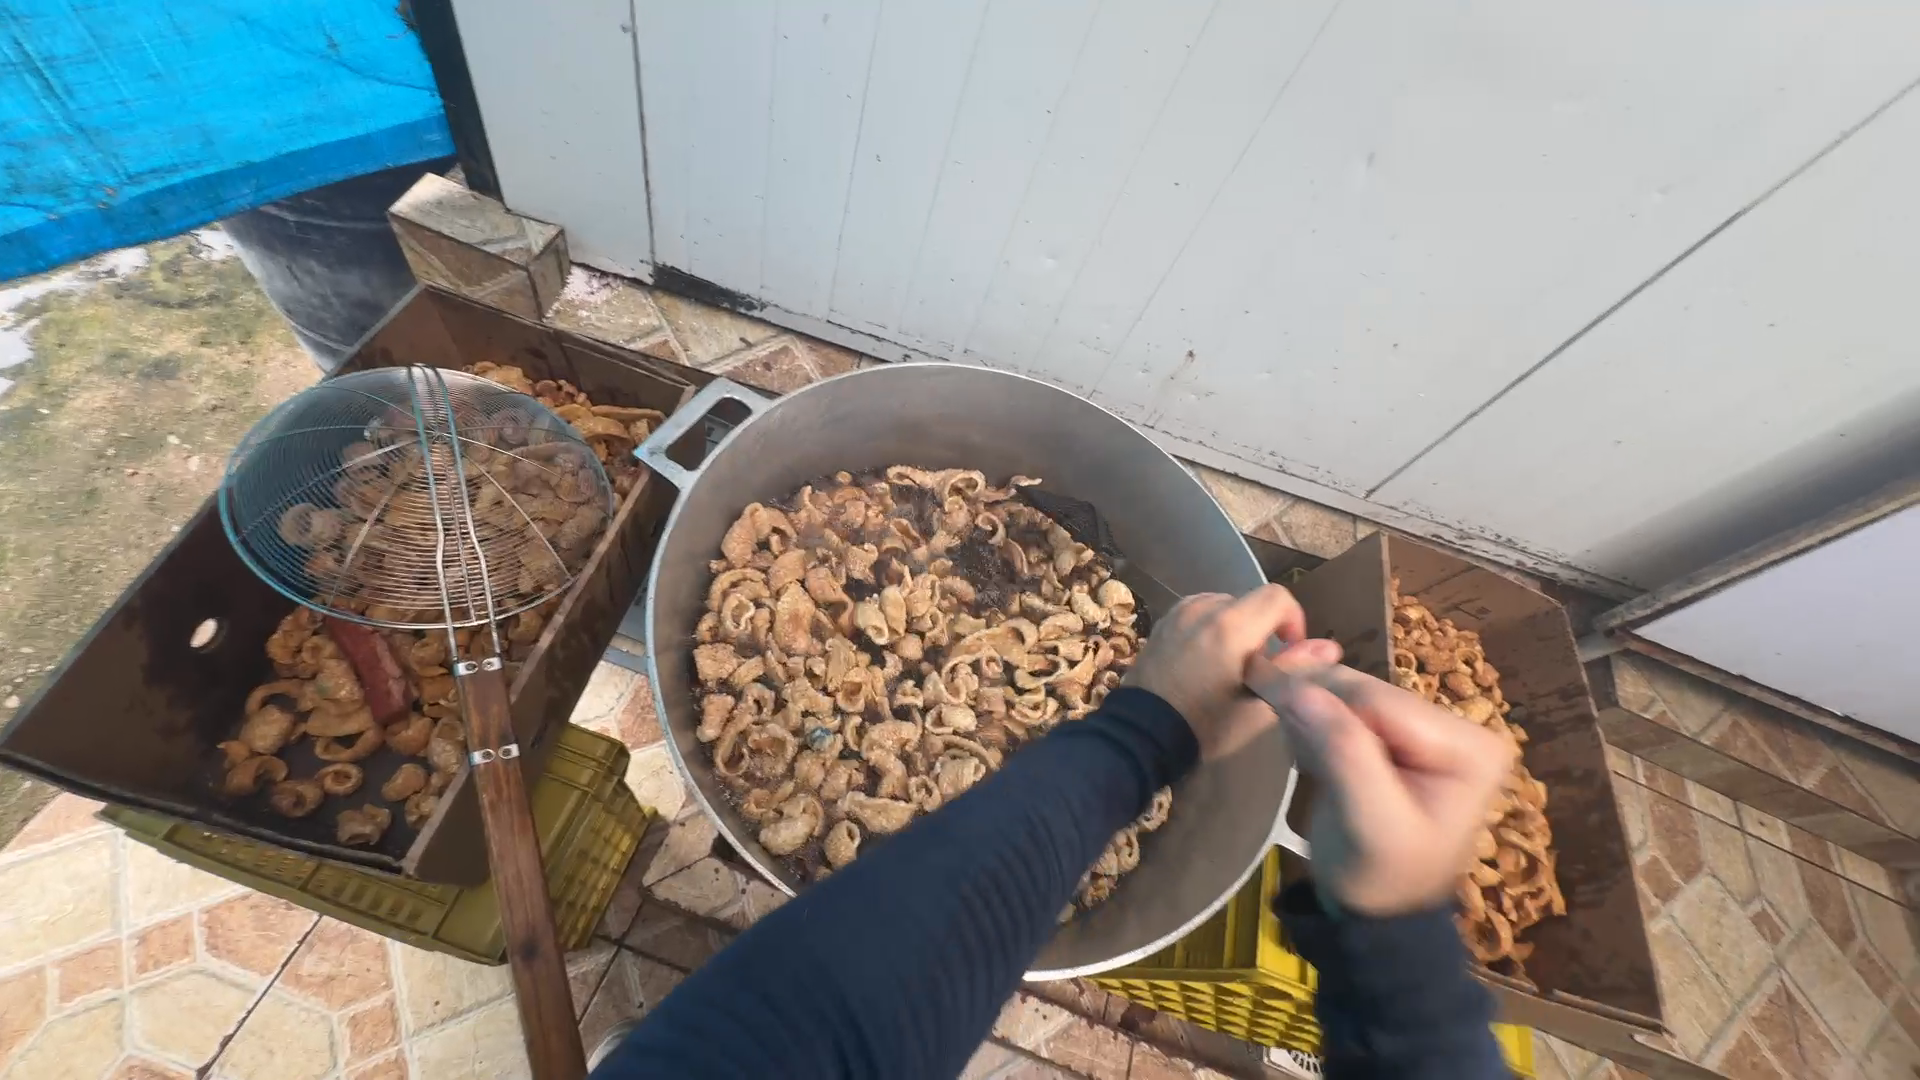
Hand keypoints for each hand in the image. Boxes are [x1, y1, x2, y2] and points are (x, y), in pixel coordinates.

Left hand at [1123, 585, 1341, 760]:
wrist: (1141, 732)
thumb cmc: (1205, 724)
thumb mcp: (1256, 704)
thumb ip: (1293, 668)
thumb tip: (1329, 647)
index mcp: (1229, 625)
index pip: (1277, 596)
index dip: (1293, 620)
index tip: (1290, 650)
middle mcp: (1202, 608)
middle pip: (1249, 601)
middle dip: (1263, 627)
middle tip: (1260, 667)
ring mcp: (1177, 613)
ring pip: (1223, 605)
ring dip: (1236, 626)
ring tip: (1232, 665)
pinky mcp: (1162, 623)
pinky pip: (1198, 613)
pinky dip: (1211, 627)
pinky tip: (1206, 660)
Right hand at [1248, 663, 1513, 916]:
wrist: (1374, 911)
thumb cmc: (1380, 876)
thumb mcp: (1368, 822)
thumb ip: (1343, 752)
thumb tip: (1298, 689)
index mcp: (1469, 745)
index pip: (1376, 698)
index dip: (1316, 693)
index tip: (1259, 690)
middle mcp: (1454, 725)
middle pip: (1360, 688)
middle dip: (1307, 695)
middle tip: (1263, 708)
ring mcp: (1425, 728)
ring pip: (1344, 690)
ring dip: (1303, 706)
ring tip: (1291, 748)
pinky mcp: (1395, 734)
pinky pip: (1340, 704)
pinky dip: (1309, 716)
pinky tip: (1303, 748)